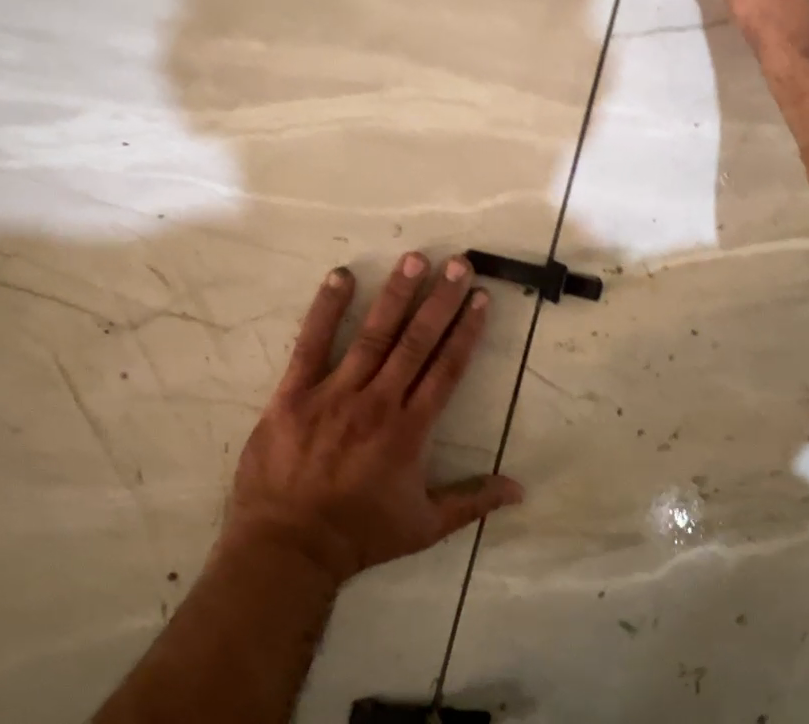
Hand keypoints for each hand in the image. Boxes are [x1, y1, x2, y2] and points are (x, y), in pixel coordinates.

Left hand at [222, 252, 522, 583]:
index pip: (446, 369)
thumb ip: (473, 501)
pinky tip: (340, 277)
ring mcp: (334, 394)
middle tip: (458, 262)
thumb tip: (521, 490)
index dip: (466, 331)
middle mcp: (377, 403)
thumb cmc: (360, 536)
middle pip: (416, 342)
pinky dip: (326, 310)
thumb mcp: (425, 526)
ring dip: (395, 295)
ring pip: (372, 335)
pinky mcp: (293, 395)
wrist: (288, 549)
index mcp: (410, 430)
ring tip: (414, 259)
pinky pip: (310, 345)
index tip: (480, 297)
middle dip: (440, 300)